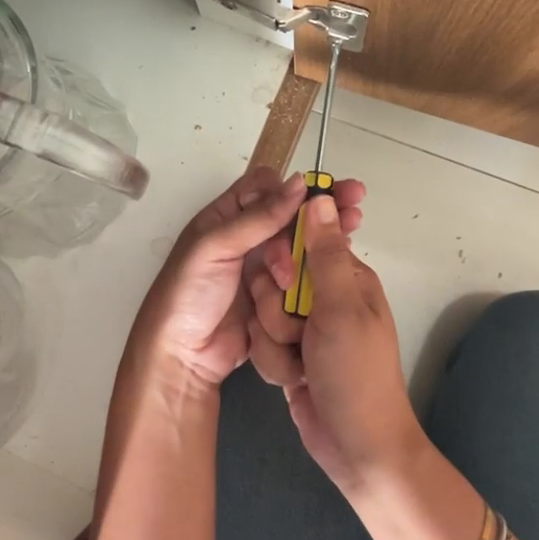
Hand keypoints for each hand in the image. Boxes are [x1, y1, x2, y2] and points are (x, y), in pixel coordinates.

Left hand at [133, 167, 366, 386]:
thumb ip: (258, 217)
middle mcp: (246, 236)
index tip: (324, 188)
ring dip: (325, 231)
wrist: (183, 355)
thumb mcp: (216, 246)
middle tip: (355, 198)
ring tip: (354, 224)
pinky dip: (321, 262)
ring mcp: (262, 266)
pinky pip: (302, 273)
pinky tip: (344, 255)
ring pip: (299, 241)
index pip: (265, 188)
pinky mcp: (276, 294)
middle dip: (321, 205)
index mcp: (226, 217)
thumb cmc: (189, 292)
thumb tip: (299, 184)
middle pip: (289, 213)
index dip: (294, 186)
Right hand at [246, 193, 423, 492]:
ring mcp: (305, 327)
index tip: (285, 280)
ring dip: (274, 341)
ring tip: (301, 363)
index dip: (284, 258)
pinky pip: (262, 341)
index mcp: (346, 276)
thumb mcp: (342, 309)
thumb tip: (321, 197)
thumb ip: (324, 254)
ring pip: (262, 311)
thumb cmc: (357, 374)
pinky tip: (293, 380)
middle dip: (276, 309)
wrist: (358, 450)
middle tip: (300, 331)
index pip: (301, 240)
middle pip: (273, 277)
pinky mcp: (289, 354)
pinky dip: (272, 362)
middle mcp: (324, 296)